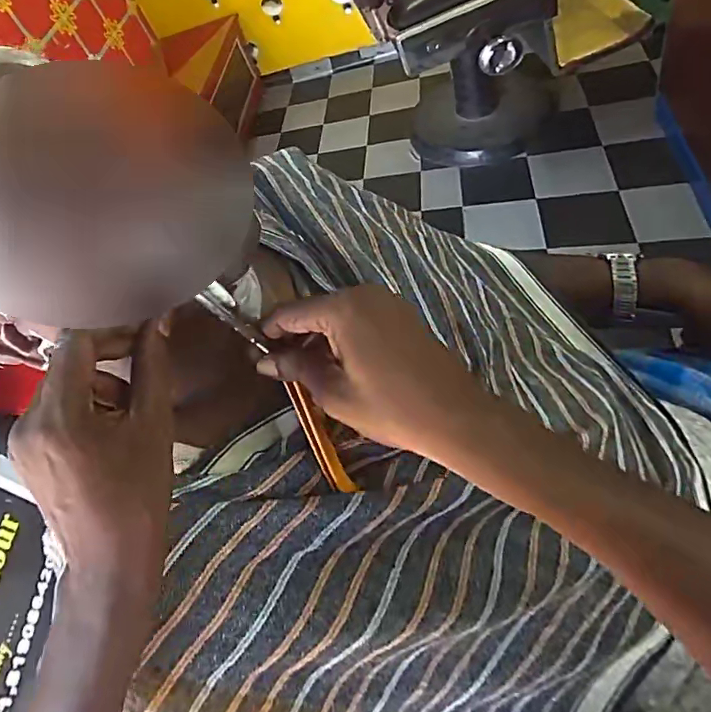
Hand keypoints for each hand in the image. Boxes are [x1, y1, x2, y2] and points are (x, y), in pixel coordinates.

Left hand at [8, 322, 175, 584]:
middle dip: (106, 361)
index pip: (76, 343)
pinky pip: (51, 411)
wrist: (110, 563)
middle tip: (141, 373)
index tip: (141, 338)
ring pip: (60, 387)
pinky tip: (106, 431)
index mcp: (57, 415)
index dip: (112, 332)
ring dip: (95, 386)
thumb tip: (156, 323)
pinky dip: (79, 408)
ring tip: (128, 412)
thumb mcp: (152, 425)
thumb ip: (151, 367)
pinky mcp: (21, 452)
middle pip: (66, 364)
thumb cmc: (138, 497)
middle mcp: (27, 420)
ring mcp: (19, 438)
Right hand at [254, 286, 496, 463]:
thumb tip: (265, 361)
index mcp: (343, 309)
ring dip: (318, 337)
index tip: (254, 351)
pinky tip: (338, 363)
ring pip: (336, 314)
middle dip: (294, 336)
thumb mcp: (334, 393)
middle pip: (314, 310)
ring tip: (307, 370)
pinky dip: (342, 335)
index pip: (290, 312)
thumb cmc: (391, 408)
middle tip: (279, 366)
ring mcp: (386, 301)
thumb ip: (296, 369)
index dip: (268, 331)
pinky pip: (359, 317)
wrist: (456, 416)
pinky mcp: (400, 314)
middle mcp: (363, 294)